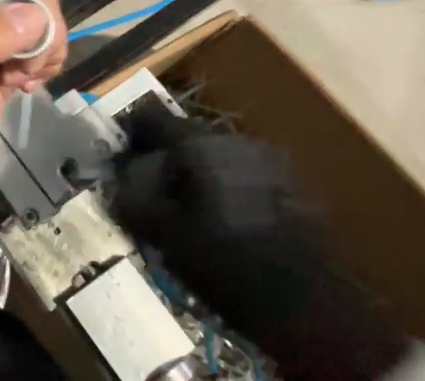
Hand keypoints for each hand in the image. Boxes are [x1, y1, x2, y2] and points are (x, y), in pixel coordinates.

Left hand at [0, 0, 66, 207]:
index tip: (26, 59)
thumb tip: (34, 13)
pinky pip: (31, 58)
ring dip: (42, 58)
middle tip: (23, 74)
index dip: (40, 22)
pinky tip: (22, 90)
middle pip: (37, 11)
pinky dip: (37, 71)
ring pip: (37, 35)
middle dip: (45, 42)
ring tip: (20, 82)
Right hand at [112, 115, 410, 379]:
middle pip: (184, 134)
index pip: (149, 116)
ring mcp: (270, 160)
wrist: (309, 308)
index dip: (128, 135)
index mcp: (199, 142)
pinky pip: (242, 173)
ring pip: (215, 154)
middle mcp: (235, 139)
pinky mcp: (293, 185)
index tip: (119, 159)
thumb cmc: (225, 265)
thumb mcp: (161, 234)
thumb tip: (115, 179)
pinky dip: (224, 187)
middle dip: (163, 157)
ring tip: (186, 209)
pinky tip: (222, 221)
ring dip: (195, 173)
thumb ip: (129, 199)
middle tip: (150, 189)